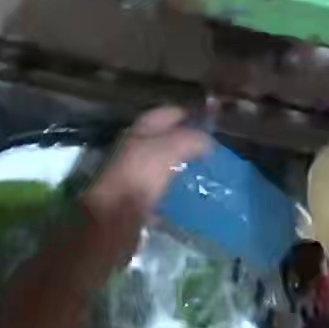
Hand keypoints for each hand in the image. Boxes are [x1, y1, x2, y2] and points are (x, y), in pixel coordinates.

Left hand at [82, 106, 212, 224]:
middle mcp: (135, 145)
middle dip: (188, 141)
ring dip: (182, 164)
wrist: (115, 215)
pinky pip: (162, 186)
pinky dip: (176, 188)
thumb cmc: (141, 174)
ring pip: (164, 161)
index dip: (190, 115)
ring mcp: (135, 171)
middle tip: (214, 151)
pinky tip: (192, 195)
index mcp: (141, 128)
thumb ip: (191, 139)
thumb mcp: (169, 148)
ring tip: (207, 172)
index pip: (169, 112)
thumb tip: (209, 141)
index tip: (213, 125)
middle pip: (165, 137)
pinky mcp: (137, 196)